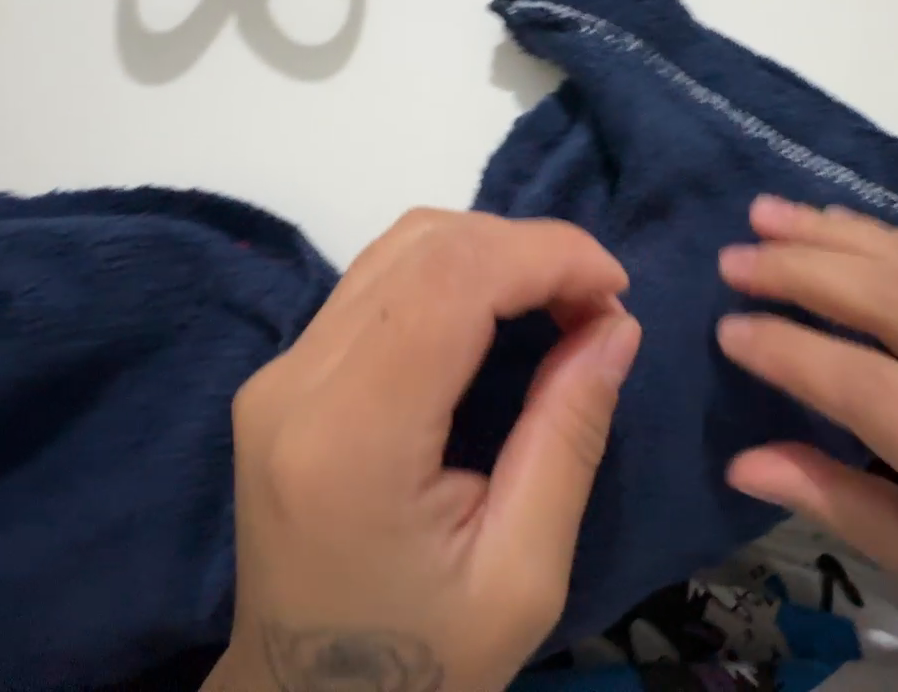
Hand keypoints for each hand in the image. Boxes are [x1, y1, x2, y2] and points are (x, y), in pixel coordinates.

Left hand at [204, 211, 641, 691]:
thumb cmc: (423, 662)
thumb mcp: (523, 573)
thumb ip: (569, 435)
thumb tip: (615, 325)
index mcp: (351, 438)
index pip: (452, 279)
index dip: (547, 255)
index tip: (616, 291)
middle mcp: (297, 383)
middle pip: (426, 247)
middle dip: (530, 249)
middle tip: (596, 305)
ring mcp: (280, 372)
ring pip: (401, 248)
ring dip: (494, 252)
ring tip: (558, 303)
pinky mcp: (285, 373)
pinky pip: (381, 280)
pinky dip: (456, 272)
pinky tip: (500, 311)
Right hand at [715, 197, 897, 691]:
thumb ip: (844, 508)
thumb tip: (741, 461)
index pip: (880, 393)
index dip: (795, 353)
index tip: (728, 327)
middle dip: (809, 271)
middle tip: (734, 256)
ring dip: (843, 236)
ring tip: (770, 214)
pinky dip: (893, 242)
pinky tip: (844, 228)